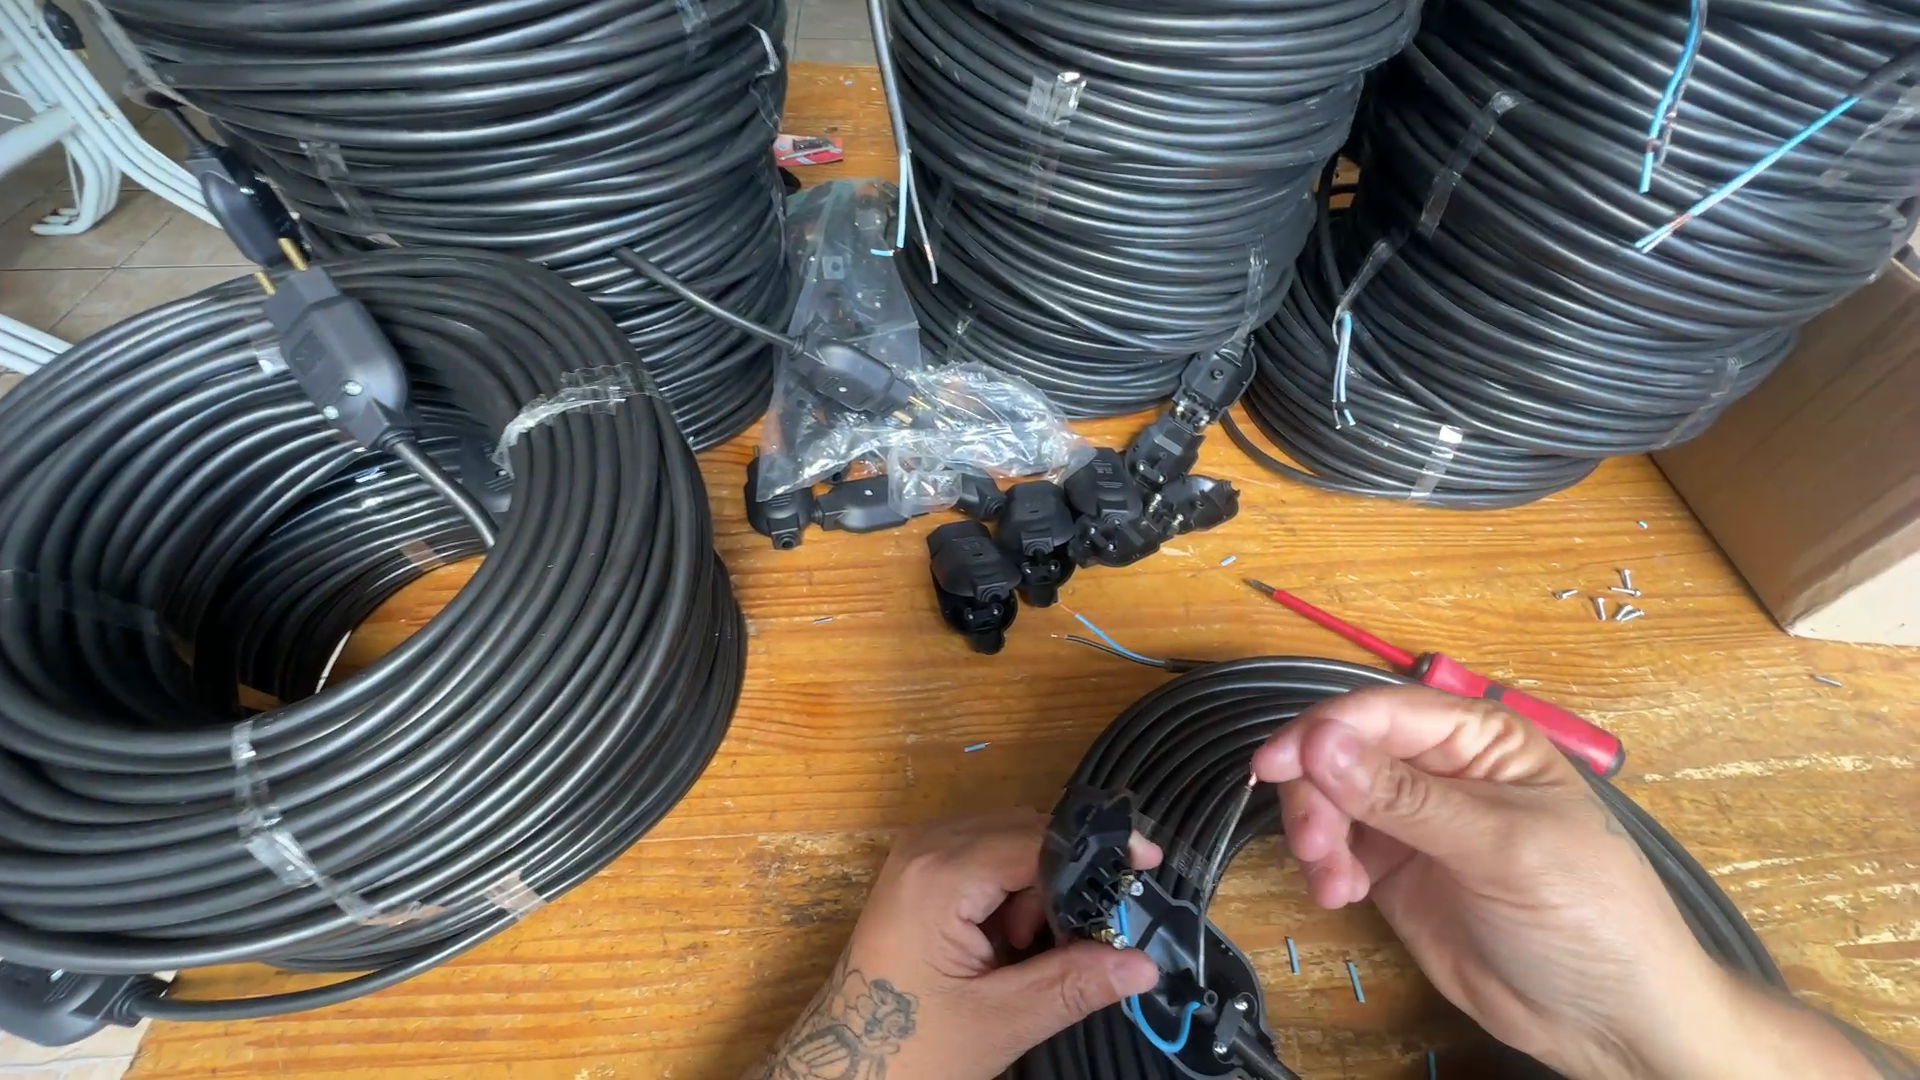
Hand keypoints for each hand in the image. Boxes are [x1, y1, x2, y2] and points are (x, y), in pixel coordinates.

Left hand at [749, 810, 1160, 1079]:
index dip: (1093, 847)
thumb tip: (1143, 964)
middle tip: (1069, 940)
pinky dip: (1010, 888)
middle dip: (1059, 880)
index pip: (1034, 836)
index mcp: (941, 873)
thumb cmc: (912, 1046)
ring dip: (1034, 887)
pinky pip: (985, 853)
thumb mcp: (999, 1022)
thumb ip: (1072, 983)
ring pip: (1008, 839)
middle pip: (1024, 830)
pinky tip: (1001, 939)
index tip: (1145, 862)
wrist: (841, 1062)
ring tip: (1020, 951)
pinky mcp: (921, 864)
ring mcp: (920, 849)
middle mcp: (928, 843)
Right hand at [1252, 685, 1876, 1079]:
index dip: (1320, 732)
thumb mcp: (1500, 849)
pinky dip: (1322, 865)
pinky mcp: (1385, 861)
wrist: (1614, 1031)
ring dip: (1315, 836)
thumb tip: (1315, 741)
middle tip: (1311, 848)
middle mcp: (1430, 764)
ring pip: (1324, 796)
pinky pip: (1330, 842)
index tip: (1273, 766)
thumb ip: (1402, 796)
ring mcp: (1404, 814)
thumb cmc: (1586, 919)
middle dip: (1316, 796)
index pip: (1377, 713)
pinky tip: (1341, 895)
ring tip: (1333, 885)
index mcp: (1472, 737)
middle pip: (1337, 752)